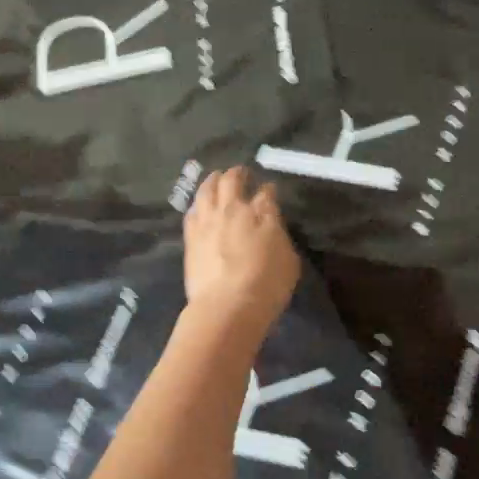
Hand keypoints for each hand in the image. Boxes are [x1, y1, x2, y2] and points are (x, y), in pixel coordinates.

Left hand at [182, 167, 297, 329]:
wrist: (227, 305)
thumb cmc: (267, 282)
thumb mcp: (287, 256)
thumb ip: (277, 230)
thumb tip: (269, 212)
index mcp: (258, 213)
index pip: (265, 193)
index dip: (268, 189)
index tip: (269, 188)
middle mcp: (230, 210)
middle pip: (230, 182)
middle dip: (236, 174)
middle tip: (240, 172)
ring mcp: (206, 223)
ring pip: (206, 191)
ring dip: (212, 181)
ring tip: (216, 179)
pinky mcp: (190, 239)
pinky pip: (192, 211)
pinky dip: (198, 203)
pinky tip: (199, 206)